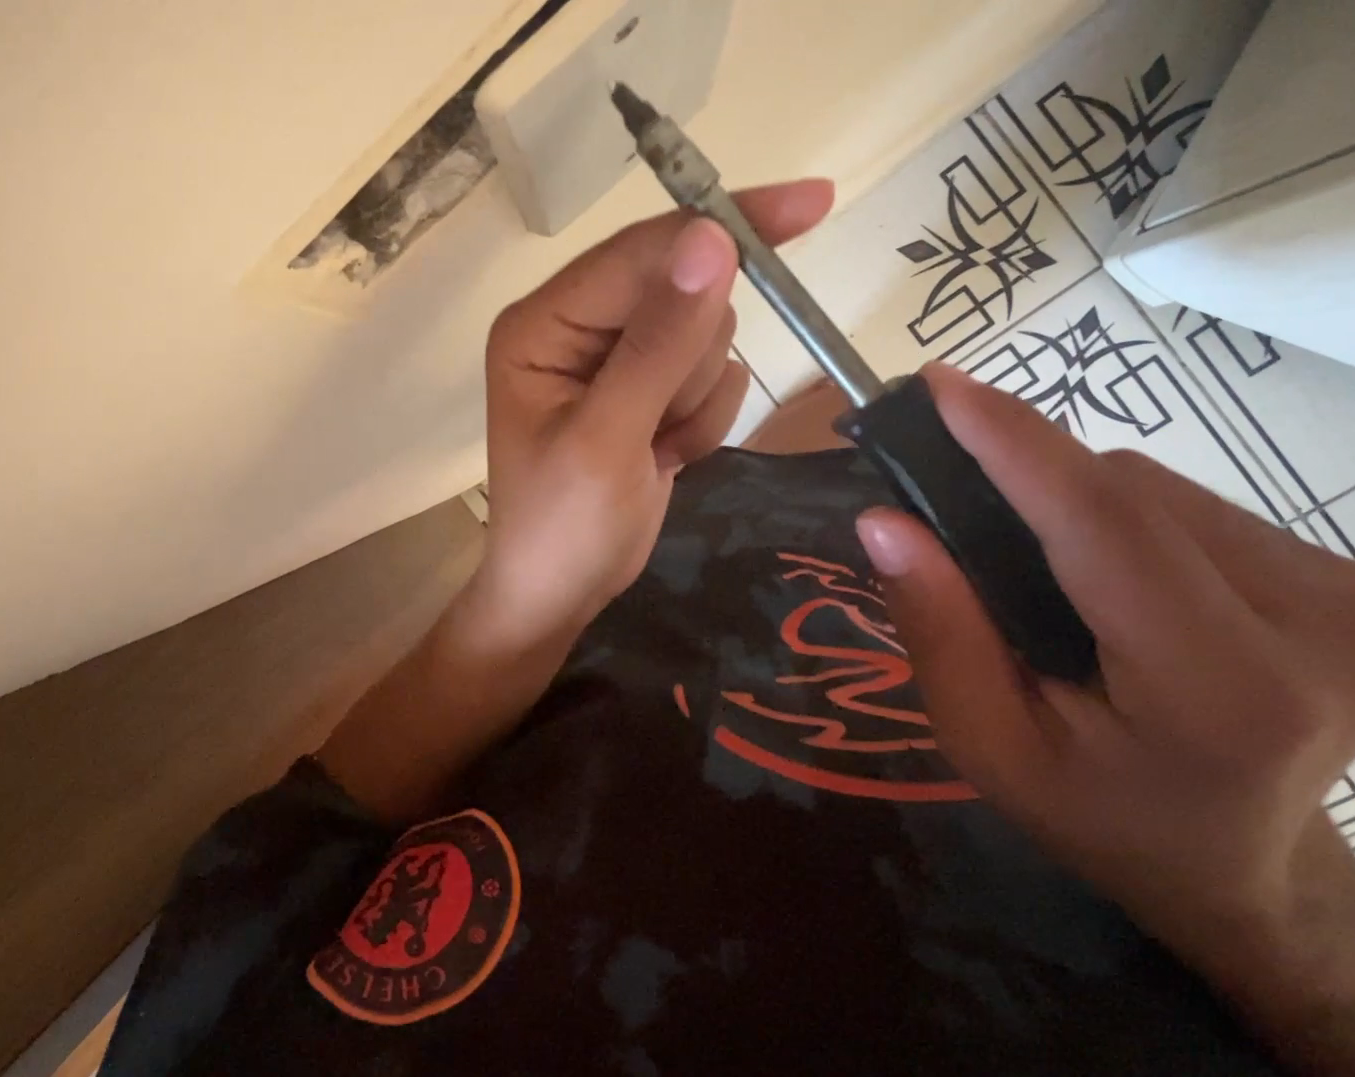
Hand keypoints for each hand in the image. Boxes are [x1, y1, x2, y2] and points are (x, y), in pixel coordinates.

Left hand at [470, 180, 834, 647]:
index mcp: (543, 322)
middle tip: (657, 423)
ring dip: (695, 400)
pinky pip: (715, 376)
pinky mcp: (648, 389)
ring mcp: (617, 358)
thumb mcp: (606, 439)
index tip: (811, 204)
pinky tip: (662, 457)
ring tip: (652, 448)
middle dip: (690, 362)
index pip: (640, 251)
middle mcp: (577, 326)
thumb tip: (713, 239)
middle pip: (685, 288)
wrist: (562, 594)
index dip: (721, 228)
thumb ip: (658, 344)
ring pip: (709, 334)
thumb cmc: (562, 527)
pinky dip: (701, 422)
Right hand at [857, 364, 1354, 966]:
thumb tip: (883, 520)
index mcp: (1221, 686)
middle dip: (1028, 484)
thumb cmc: (1097, 817)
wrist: (1247, 868)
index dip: (1016, 443)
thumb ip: (940, 631)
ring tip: (1038, 573)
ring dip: (1076, 505)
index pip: (1105, 525)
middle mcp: (1320, 623)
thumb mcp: (987, 745)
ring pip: (1162, 491)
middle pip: (1130, 495)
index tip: (939, 385)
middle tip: (953, 519)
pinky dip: (1124, 522)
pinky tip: (1106, 580)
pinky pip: (1196, 508)